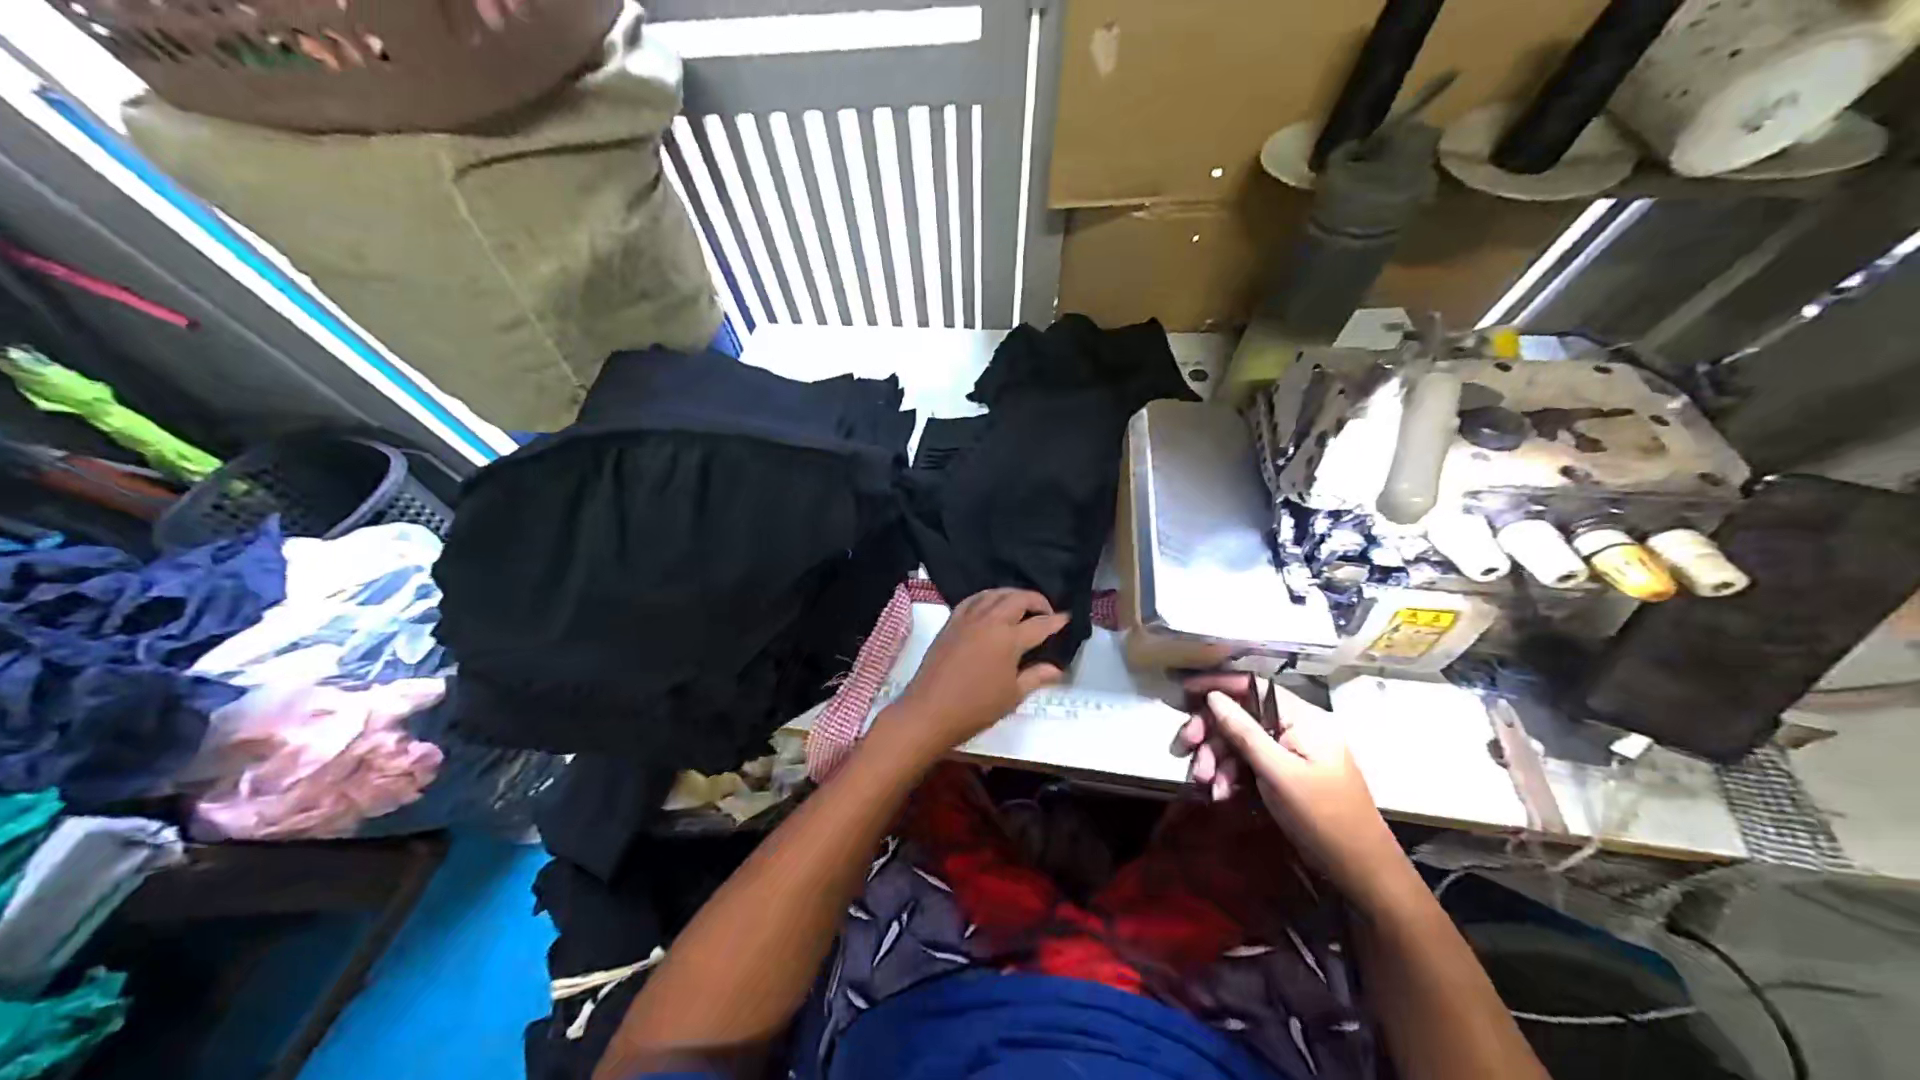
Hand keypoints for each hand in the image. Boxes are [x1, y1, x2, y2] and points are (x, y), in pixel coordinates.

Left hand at [877, 589, 1067, 758]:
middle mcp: (990, 621)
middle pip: (1018, 599)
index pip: (1040, 624)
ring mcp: (967, 619)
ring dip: (1012, 594)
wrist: (929, 711)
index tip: (1067, 618)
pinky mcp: (951, 622)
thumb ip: (1035, 676)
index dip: (1056, 621)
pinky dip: (987, 597)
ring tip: (1022, 605)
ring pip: (994, 594)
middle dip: (1037, 601)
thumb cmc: (975, 708)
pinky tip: (991, 604)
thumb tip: (1057, 668)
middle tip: (1046, 611)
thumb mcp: (1012, 695)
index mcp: (1009, 639)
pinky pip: (973, 600)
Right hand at [1174, 673, 1414, 911]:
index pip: (1254, 686)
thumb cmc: (1322, 815)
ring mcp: (1291, 753)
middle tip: (1186, 748)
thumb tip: (1214, 697)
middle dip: (1211, 733)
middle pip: (1242, 716)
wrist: (1359, 868)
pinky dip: (1231, 776)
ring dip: (1217, 760)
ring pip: (1241, 742)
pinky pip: (1249, 764)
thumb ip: (1244, 732)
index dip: (1218, 684)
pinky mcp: (1285, 774)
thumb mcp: (1277, 772)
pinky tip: (1221, 793)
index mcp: (1303, 718)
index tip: (1186, 691)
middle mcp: (1296, 729)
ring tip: (1206, 783)